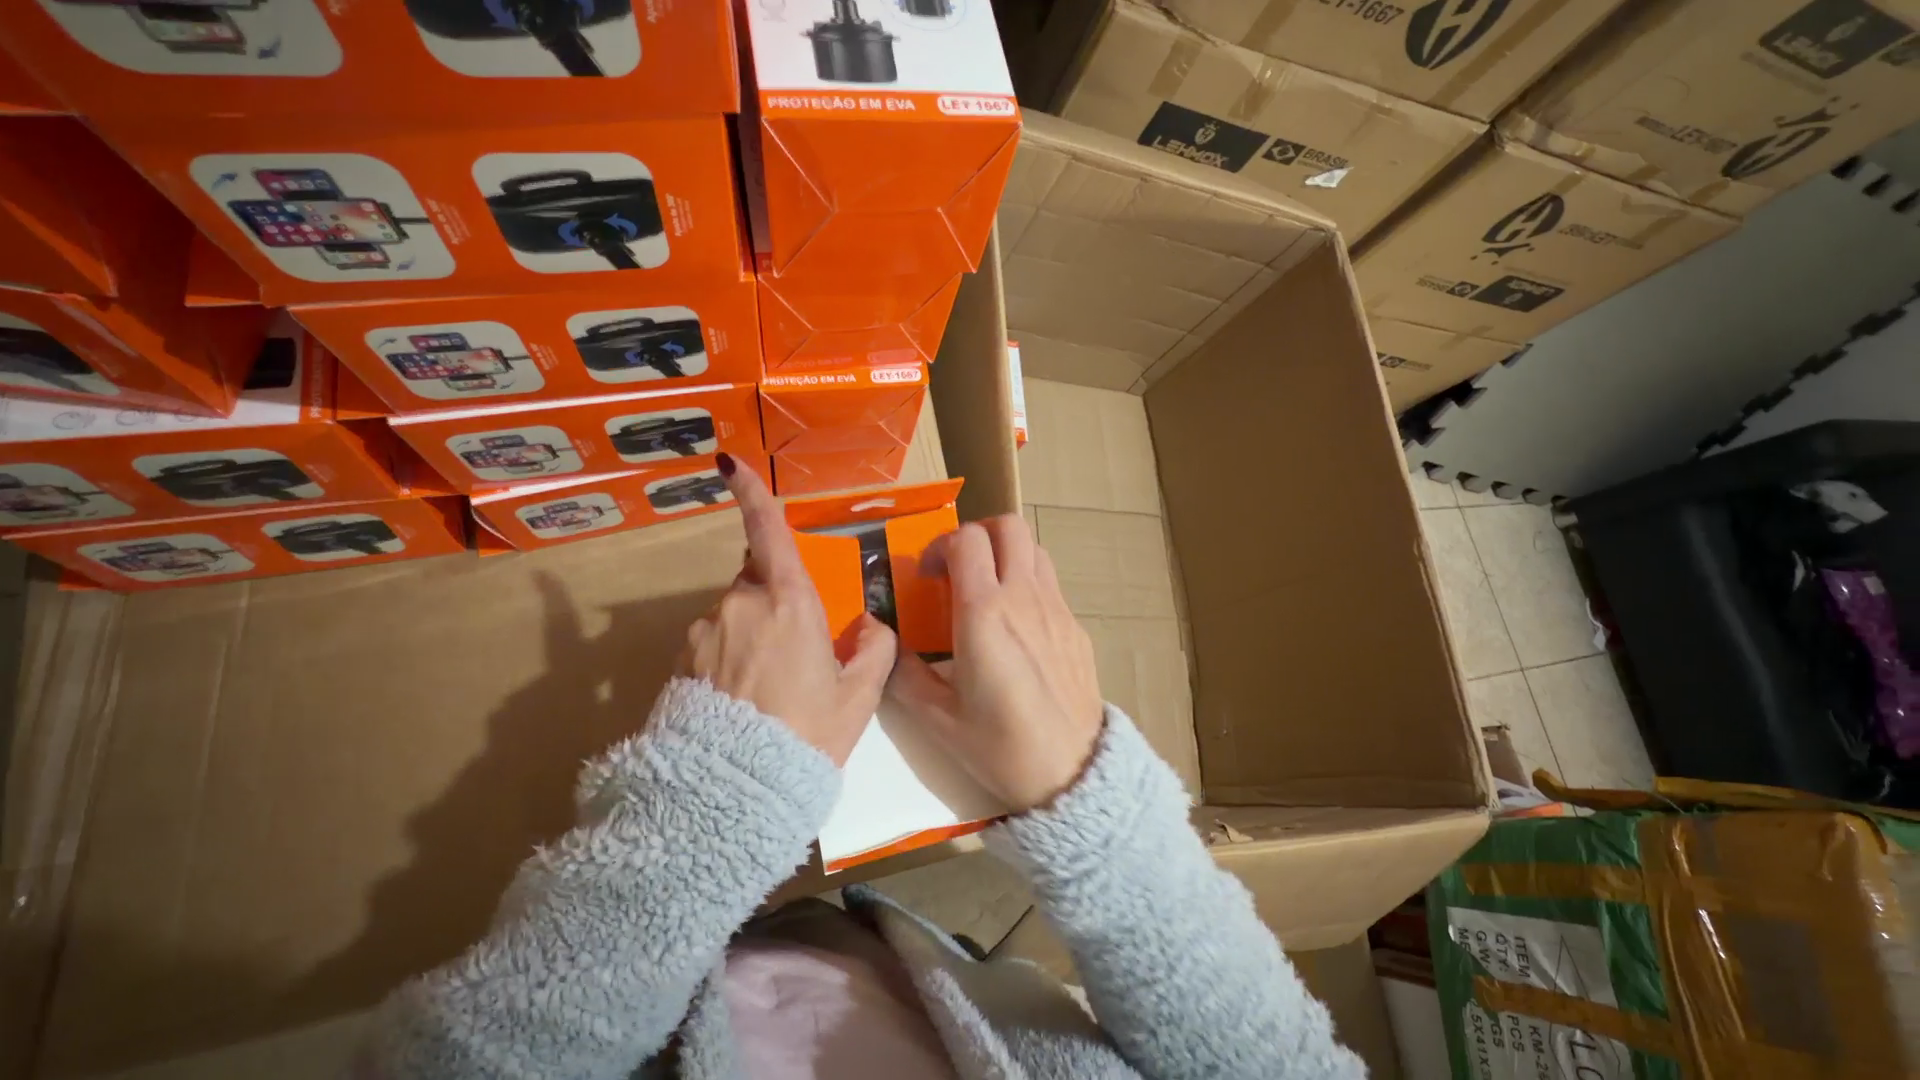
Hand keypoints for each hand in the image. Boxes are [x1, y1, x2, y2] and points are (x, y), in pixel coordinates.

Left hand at [681, 455, 896, 764]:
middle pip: (757, 582)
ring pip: (734, 615)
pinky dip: (727, 659)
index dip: (751, 493)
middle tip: (798, 658)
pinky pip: (712, 644)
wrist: (735, 788)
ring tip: (769, 692)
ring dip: (751, 634)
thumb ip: (873, 649)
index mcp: (788, 602)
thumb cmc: (807, 734)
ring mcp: (704, 631)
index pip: (767, 532)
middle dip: (776, 602)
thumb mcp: (858, 696)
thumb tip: (869, 624)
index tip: (730, 463)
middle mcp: (740, 604)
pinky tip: (742, 701)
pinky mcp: (681, 660)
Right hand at [889, 515, 1104, 811]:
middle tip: (958, 568)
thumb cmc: (999, 747)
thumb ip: (905, 675)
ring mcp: (1056, 609)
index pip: (966, 540)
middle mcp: (1023, 598)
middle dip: (978, 534)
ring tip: (988, 589)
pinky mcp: (1076, 628)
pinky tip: (1017, 627)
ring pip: (1034, 549)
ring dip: (1006, 554)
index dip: (940, 546)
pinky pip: (1050, 584)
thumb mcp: (937, 719)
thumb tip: (887, 647)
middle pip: (1008, 526)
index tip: (927, 576)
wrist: (1072, 773)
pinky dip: (1028, 584)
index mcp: (984, 613)